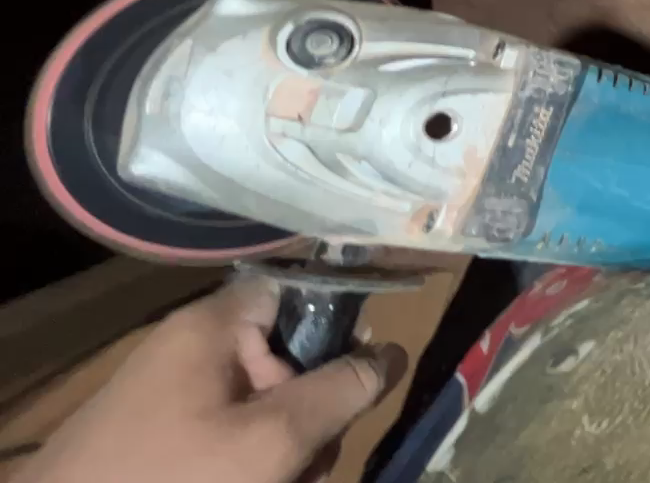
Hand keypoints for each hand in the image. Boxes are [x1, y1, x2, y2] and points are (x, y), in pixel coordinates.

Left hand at [22, 276, 406, 482]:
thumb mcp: (276, 437)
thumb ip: (348, 385)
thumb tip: (395, 353)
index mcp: (213, 325)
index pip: (308, 283)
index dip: (350, 314)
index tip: (367, 360)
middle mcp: (192, 347)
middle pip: (296, 348)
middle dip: (322, 399)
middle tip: (320, 447)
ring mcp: (171, 395)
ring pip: (271, 395)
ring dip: (296, 436)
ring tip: (292, 477)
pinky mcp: (157, 438)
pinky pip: (235, 427)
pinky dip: (259, 456)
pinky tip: (264, 482)